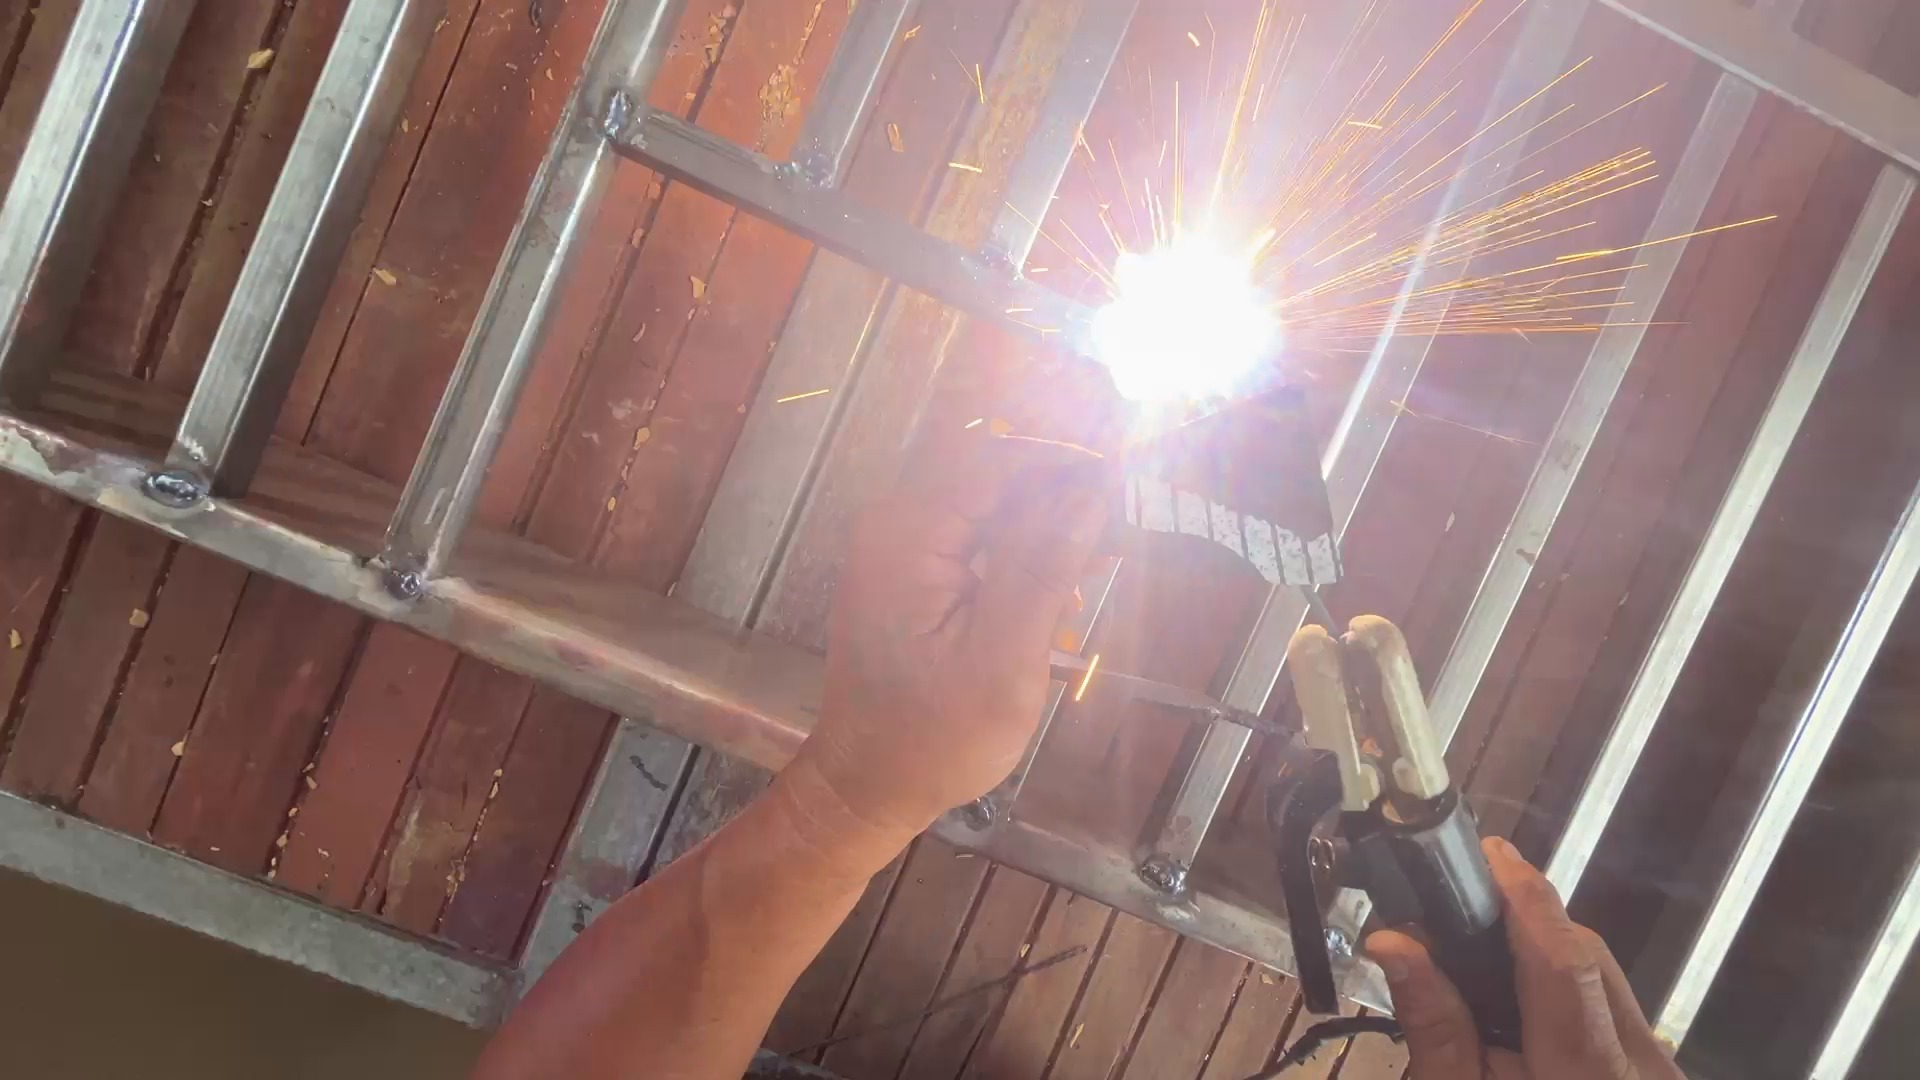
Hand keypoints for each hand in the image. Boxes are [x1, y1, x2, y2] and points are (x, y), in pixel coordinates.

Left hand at [791, 424, 1111, 842]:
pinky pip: (977, 535)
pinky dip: (1024, 546)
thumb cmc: (934, 736)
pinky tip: (1067, 573)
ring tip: (1107, 544)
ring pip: (990, 502)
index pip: (994, 461)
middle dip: (1061, 485)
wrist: (870, 780)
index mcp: (905, 534)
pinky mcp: (913, 566)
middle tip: (1124, 509)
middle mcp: (895, 522)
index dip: (1064, 458)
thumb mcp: (1001, 659)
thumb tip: (1088, 495)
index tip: (1125, 468)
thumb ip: (1041, 569)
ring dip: (1048, 517)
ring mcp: (901, 543)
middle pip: (991, 473)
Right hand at [1368, 837, 1683, 1079]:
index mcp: (1587, 1072)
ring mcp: (1666, 1072)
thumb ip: (1434, 1023)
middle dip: (1525, 914)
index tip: (1491, 850)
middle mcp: (1646, 1066)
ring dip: (1543, 945)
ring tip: (1480, 951)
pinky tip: (1521, 999)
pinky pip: (1615, 1004)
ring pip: (1605, 975)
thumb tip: (1390, 938)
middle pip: (1588, 955)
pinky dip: (1565, 981)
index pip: (1564, 963)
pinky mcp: (1664, 1074)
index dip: (1528, 898)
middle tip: (1458, 900)